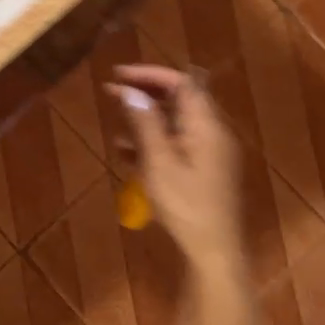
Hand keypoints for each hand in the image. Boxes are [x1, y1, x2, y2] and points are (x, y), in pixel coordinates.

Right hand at [108, 65, 243, 273]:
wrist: (213, 250)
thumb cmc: (185, 204)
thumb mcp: (159, 161)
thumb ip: (145, 123)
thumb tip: (130, 91)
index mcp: (206, 128)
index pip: (182, 84)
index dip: (150, 74)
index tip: (118, 74)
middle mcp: (211, 134)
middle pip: (179, 100)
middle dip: (145, 92)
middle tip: (111, 91)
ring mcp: (207, 153)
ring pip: (174, 122)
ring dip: (145, 116)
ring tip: (115, 120)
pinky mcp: (201, 170)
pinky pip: (174, 143)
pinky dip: (151, 140)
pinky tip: (126, 151)